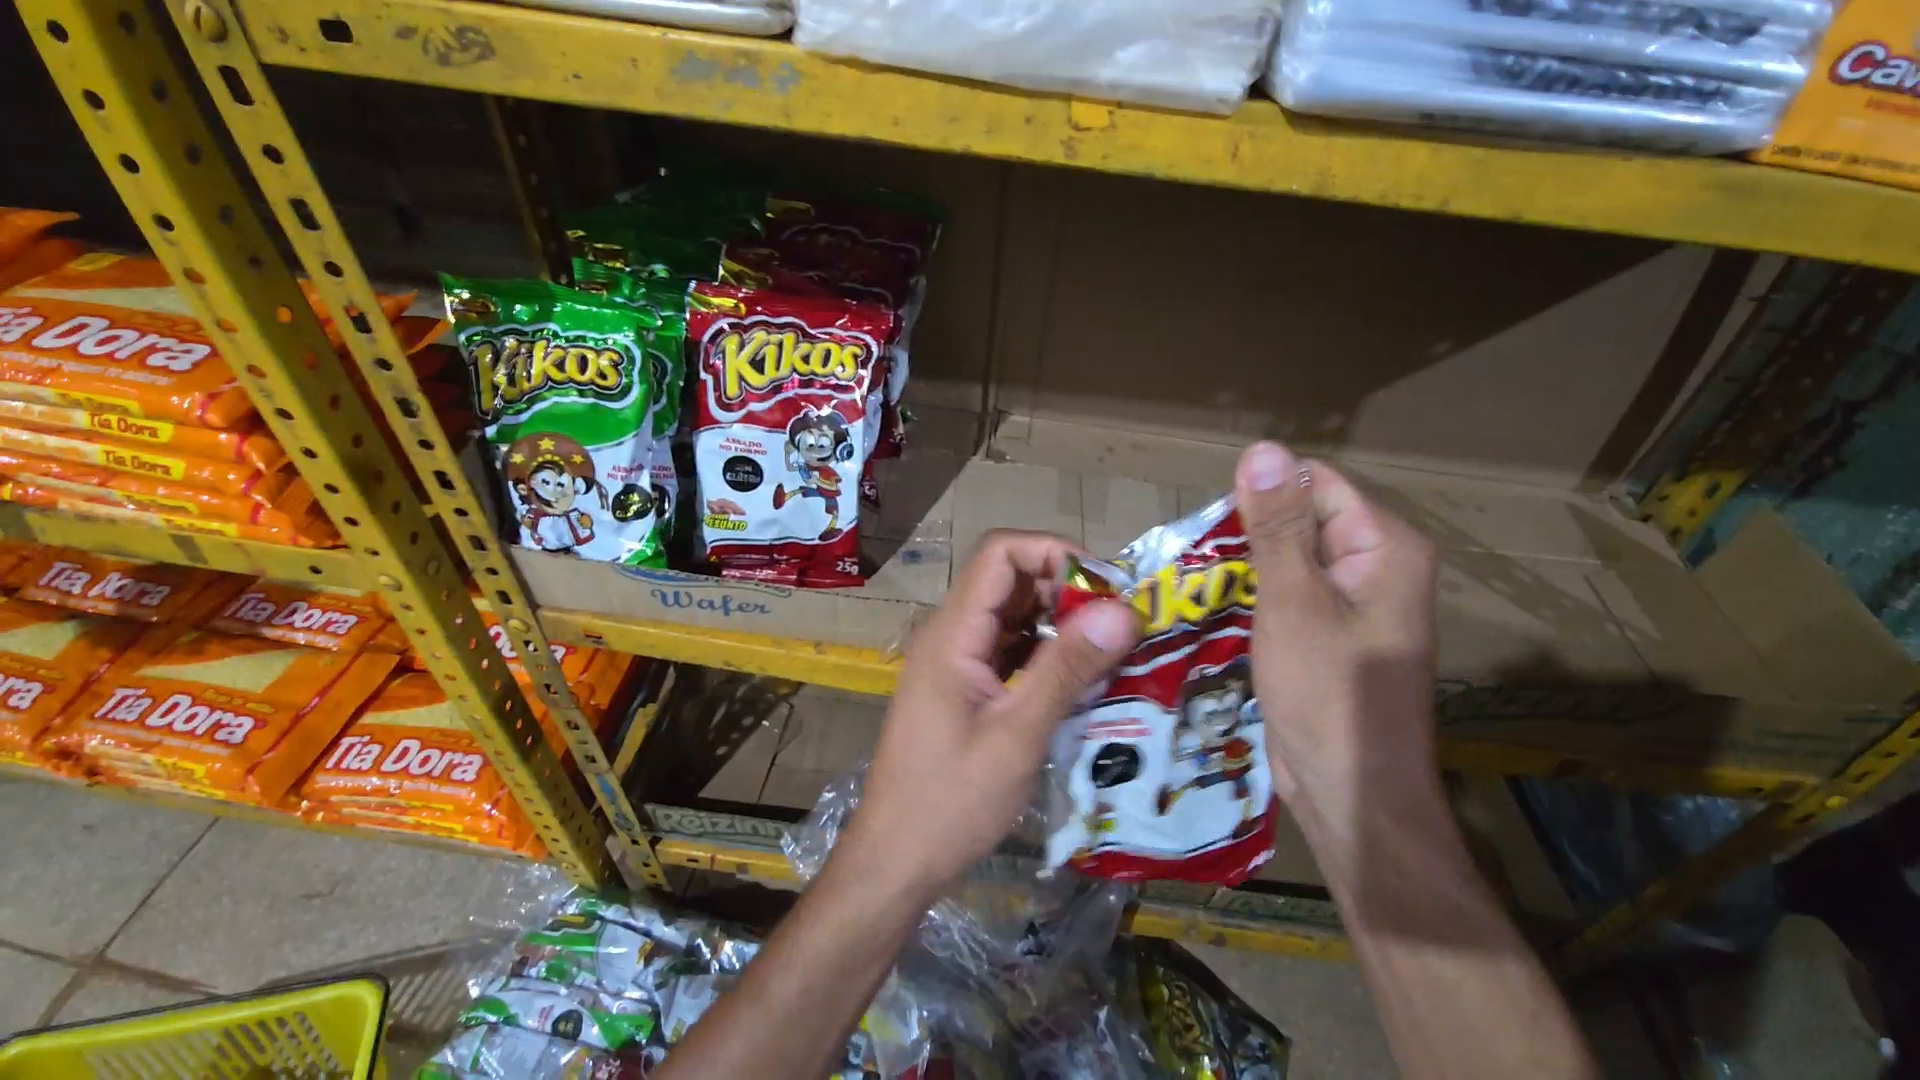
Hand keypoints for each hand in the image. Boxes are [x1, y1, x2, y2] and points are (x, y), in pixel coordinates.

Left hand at [849, 530, 1138, 896]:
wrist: (897, 859)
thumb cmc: (951, 801)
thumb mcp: (1018, 735)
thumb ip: (1067, 669)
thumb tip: (1123, 610)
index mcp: (953, 634)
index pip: (1001, 553)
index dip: (1055, 552)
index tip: (1108, 585)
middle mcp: (951, 637)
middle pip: (1010, 580)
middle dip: (1067, 588)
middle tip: (1123, 620)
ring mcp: (956, 664)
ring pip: (1014, 617)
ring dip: (1061, 623)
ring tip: (1115, 647)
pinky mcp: (965, 691)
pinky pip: (1011, 652)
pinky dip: (1047, 655)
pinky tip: (1085, 678)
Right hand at [1233, 442, 1440, 840]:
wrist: (1353, 796)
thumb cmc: (1328, 698)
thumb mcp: (1293, 604)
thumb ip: (1277, 527)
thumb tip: (1262, 449)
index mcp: (1384, 546)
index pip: (1313, 484)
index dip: (1260, 499)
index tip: (1211, 537)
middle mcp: (1377, 566)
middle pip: (1300, 521)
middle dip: (1247, 539)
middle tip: (1195, 573)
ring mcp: (1356, 604)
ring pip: (1288, 562)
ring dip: (1244, 573)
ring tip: (1194, 593)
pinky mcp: (1334, 636)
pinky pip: (1290, 598)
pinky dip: (1254, 602)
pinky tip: (1214, 618)